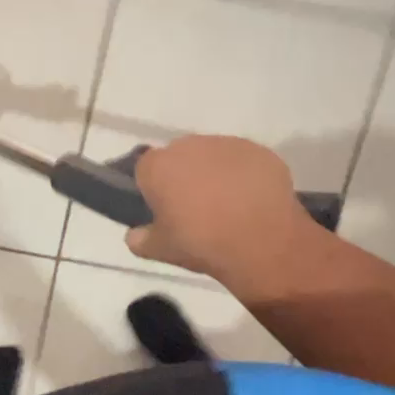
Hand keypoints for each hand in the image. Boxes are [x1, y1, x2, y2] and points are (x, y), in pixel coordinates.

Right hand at [125, 136, 325, 290]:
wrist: (259, 242)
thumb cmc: (200, 244)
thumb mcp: (159, 251)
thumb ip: (139, 240)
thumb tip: (135, 234)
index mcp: (160, 167)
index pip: (143, 168)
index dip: (150, 188)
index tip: (159, 209)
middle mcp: (191, 146)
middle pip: (178, 156)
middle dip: (181, 176)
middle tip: (190, 209)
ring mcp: (228, 144)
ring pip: (211, 156)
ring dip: (211, 174)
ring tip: (223, 206)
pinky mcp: (259, 151)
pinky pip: (241, 161)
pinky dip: (240, 176)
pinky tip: (246, 201)